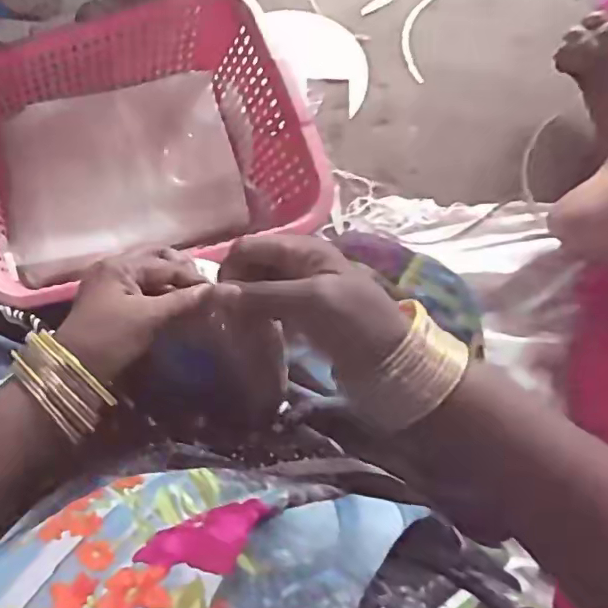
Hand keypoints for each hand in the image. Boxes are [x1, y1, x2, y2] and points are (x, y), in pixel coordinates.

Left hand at [55, 250, 213, 382]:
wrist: (73, 367)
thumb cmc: (110, 339)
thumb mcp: (149, 318)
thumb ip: (182, 301)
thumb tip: (218, 289)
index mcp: (119, 265)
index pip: (165, 264)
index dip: (192, 277)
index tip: (217, 291)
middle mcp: (111, 265)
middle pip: (154, 259)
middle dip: (180, 270)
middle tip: (203, 287)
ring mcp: (106, 281)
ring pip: (145, 272)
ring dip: (168, 280)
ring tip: (191, 295)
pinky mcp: (106, 298)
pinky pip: (137, 285)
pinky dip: (156, 290)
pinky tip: (172, 302)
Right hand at [215, 235, 409, 377]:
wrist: (392, 362)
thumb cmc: (355, 322)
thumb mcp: (309, 301)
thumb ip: (261, 294)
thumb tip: (214, 293)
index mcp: (303, 247)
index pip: (247, 246)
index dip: (230, 268)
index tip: (222, 300)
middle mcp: (297, 261)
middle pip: (249, 264)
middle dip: (234, 285)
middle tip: (228, 316)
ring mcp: (299, 286)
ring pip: (255, 285)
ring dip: (242, 302)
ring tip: (238, 325)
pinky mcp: (300, 310)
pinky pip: (266, 304)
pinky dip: (254, 314)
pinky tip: (253, 330)